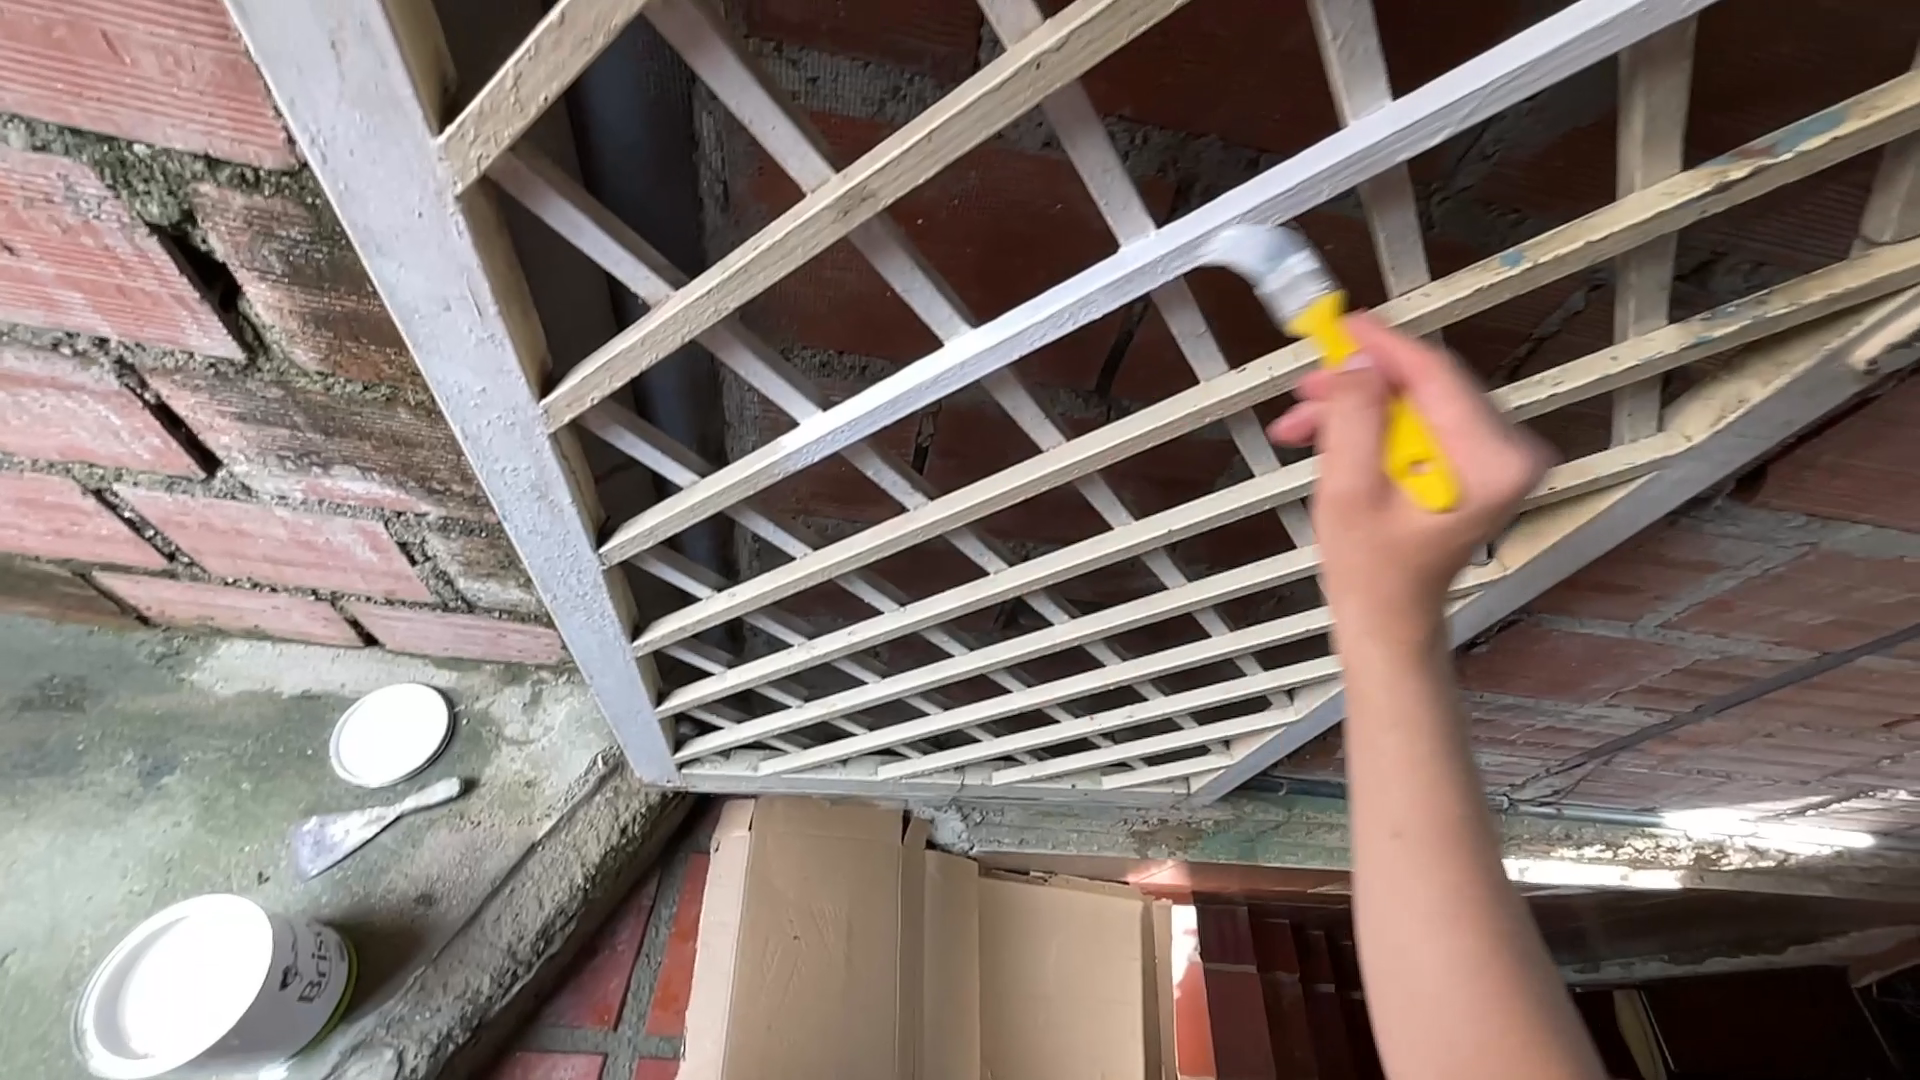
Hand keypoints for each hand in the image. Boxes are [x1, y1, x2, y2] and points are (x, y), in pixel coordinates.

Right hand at [1268, 314, 1552, 642]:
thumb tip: (1354, 362)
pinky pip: (1415, 426)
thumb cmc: (1368, 568)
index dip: (1382, 346)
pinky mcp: (1471, 465)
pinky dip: (1369, 429)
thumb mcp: (1348, 490)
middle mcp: (1506, 451)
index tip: (1340, 324)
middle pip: (1424, 389)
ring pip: (1413, 405)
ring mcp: (1490, 458)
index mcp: (1491, 460)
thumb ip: (1353, 420)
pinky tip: (1328, 442)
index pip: (1436, 377)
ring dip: (1354, 410)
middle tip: (1302, 394)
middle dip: (1356, 387)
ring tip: (1300, 428)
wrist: (1387, 616)